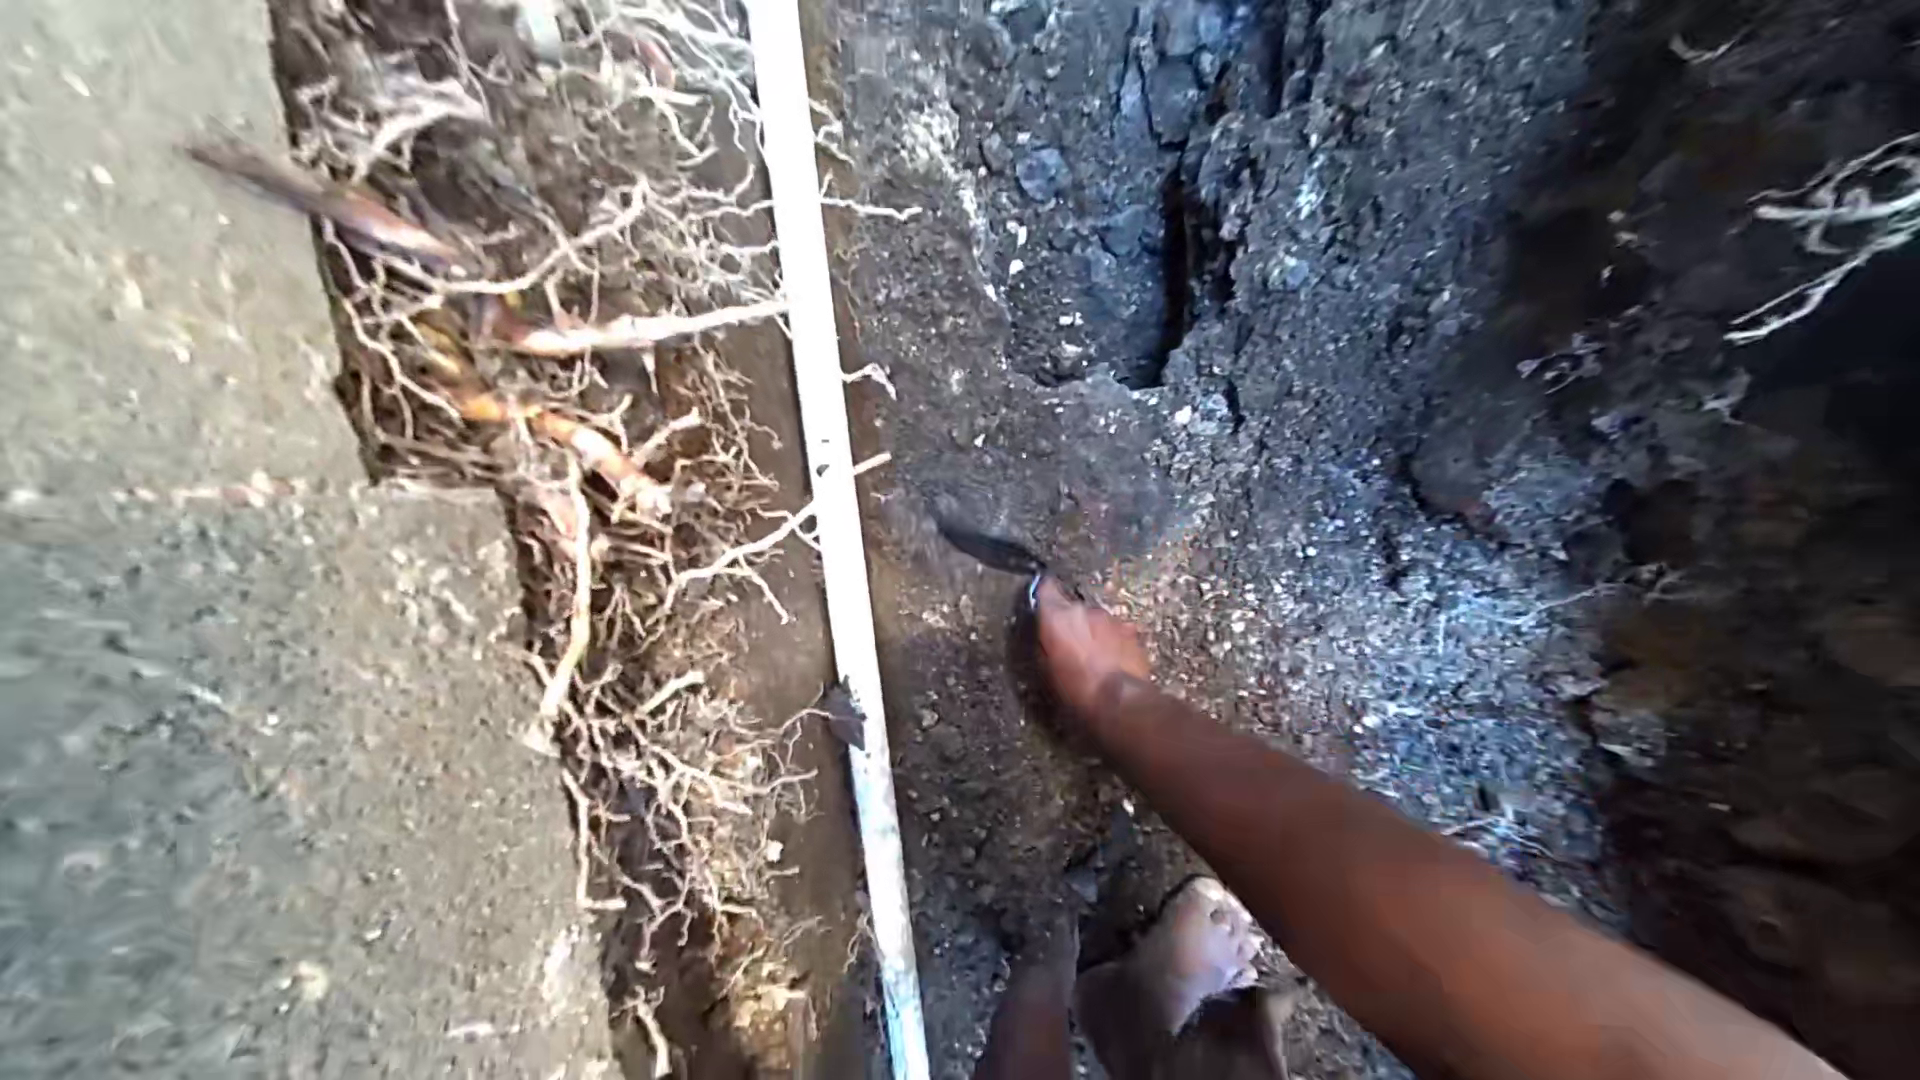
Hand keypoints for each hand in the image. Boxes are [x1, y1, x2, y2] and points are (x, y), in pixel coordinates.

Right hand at [1033, 576, 1150, 720]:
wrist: (1119, 700)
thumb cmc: (1076, 688)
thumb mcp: (1047, 669)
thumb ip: (1044, 642)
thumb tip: (1045, 632)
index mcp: (1058, 617)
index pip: (1047, 588)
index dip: (1046, 592)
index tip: (1045, 598)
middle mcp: (1084, 610)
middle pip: (1073, 608)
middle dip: (1072, 622)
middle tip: (1070, 645)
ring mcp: (1110, 618)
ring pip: (1096, 620)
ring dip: (1093, 632)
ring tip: (1094, 657)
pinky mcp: (1130, 631)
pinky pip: (1115, 631)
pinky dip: (1112, 640)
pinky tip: (1112, 660)